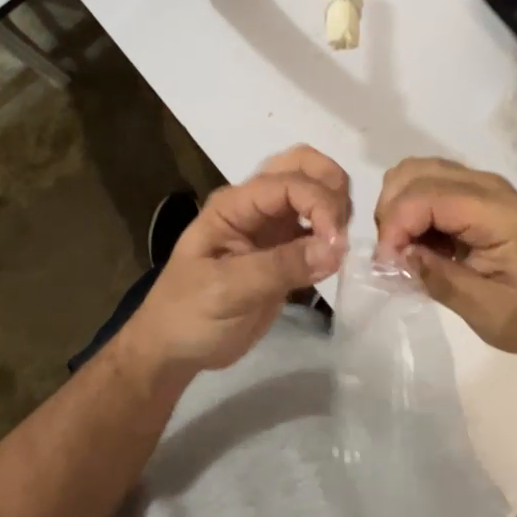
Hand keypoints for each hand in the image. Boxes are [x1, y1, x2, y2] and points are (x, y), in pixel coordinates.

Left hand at [122, 146, 350, 374]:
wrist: (173, 350)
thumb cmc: (188, 314)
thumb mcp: (227, 290)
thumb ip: (280, 267)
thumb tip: (336, 248)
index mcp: (234, 205)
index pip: (287, 182)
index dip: (318, 202)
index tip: (337, 242)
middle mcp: (255, 206)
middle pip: (301, 166)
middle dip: (330, 186)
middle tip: (343, 229)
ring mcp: (270, 227)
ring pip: (311, 191)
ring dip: (335, 206)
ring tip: (341, 246)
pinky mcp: (284, 253)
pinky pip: (315, 228)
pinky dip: (332, 233)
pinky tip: (338, 257)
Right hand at [374, 158, 516, 356]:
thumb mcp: (487, 312)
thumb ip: (441, 280)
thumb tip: (397, 255)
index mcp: (499, 214)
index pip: (429, 196)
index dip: (397, 224)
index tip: (387, 264)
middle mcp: (488, 186)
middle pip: (415, 173)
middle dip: (392, 213)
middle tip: (393, 257)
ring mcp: (480, 183)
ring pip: (415, 171)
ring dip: (398, 207)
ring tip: (405, 248)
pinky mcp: (471, 190)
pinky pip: (425, 182)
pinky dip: (409, 207)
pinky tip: (421, 242)